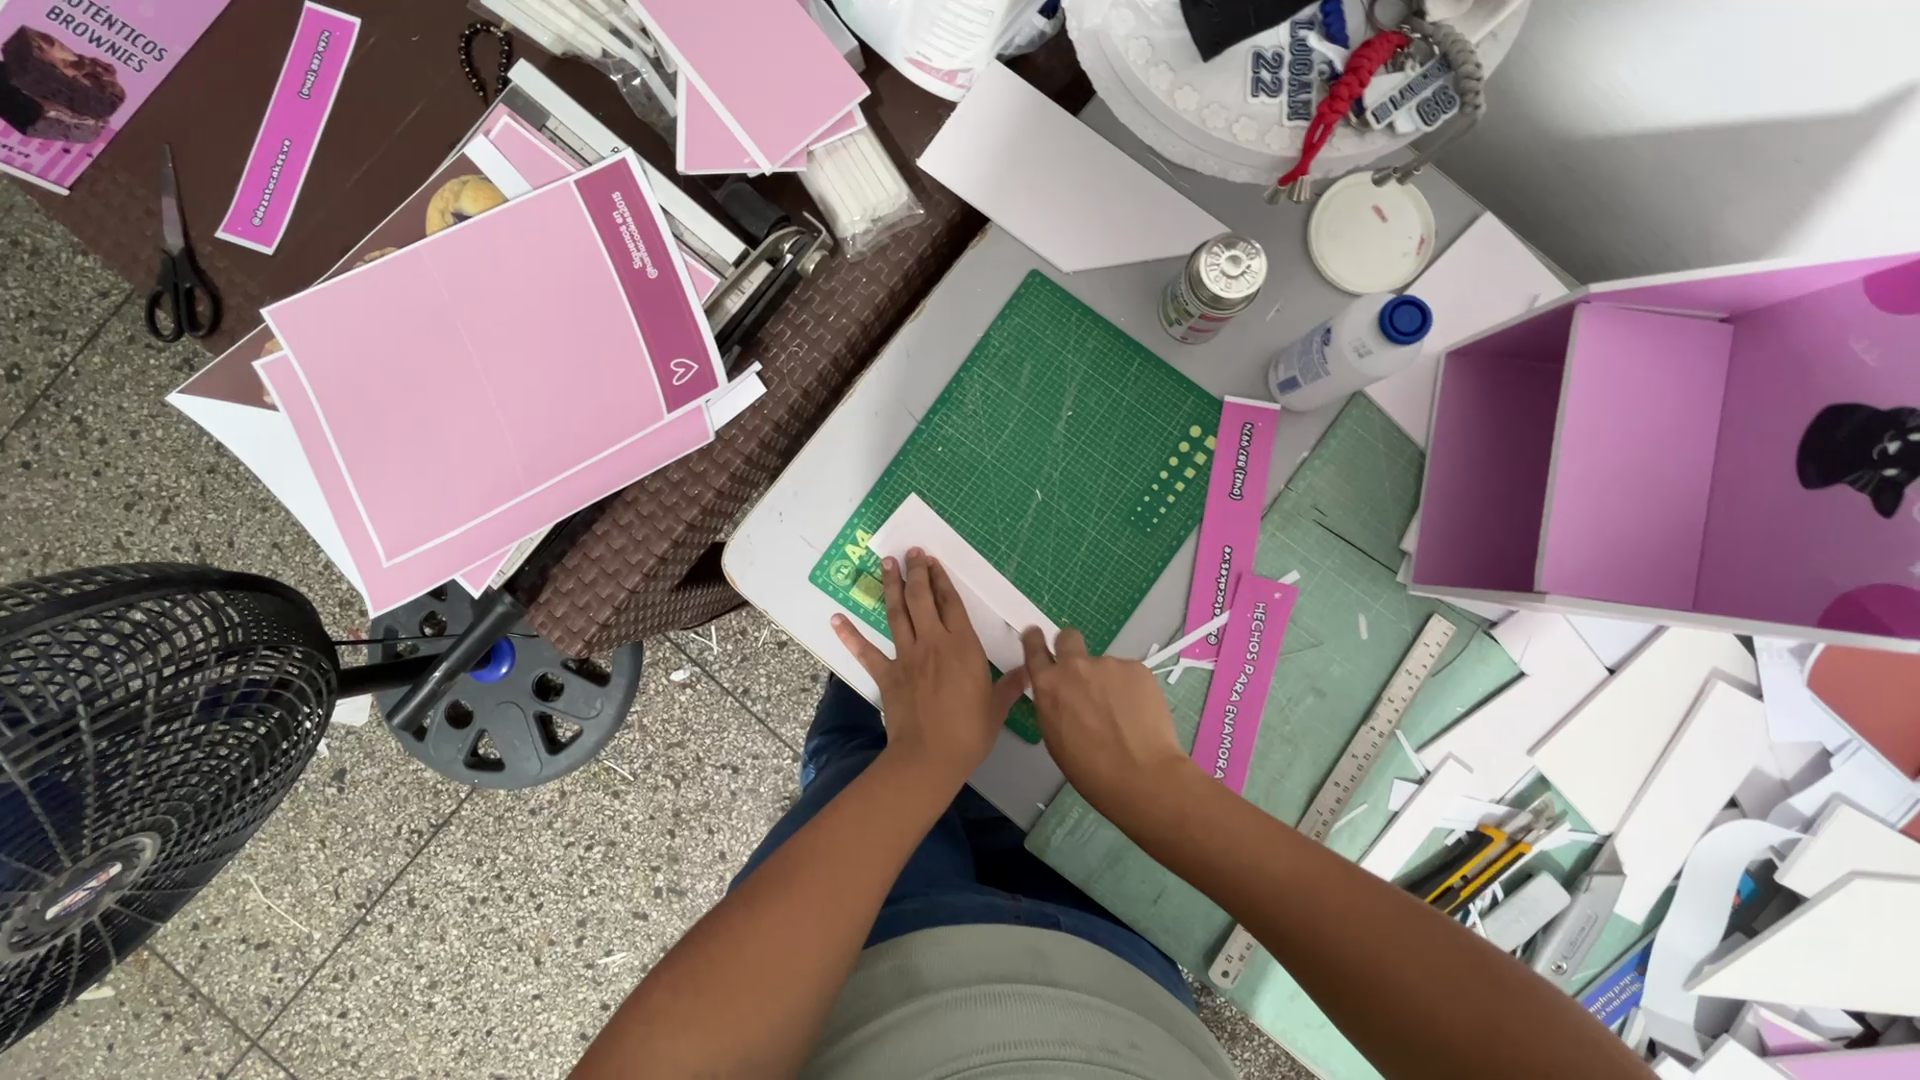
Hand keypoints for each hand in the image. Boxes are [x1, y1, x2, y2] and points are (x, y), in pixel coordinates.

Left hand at [833, 549, 1027, 788]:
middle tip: (911, 552)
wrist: (929, 757)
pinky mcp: (887, 675)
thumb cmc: (969, 733)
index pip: (951, 604)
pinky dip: (850, 635)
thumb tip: (1029, 671)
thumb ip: (1011, 686)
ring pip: (897, 614)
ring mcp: (907, 657)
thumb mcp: (996, 708)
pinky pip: (866, 652)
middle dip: (916, 572)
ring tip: (886, 564)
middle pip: (922, 599)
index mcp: (963, 647)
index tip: (934, 561)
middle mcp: (934, 643)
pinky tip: (836, 618)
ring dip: (891, 587)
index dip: (942, 580)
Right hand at [1020, 627, 1192, 814]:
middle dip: (1070, 647)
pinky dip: (1131, 689)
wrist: (1140, 774)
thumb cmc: (1090, 768)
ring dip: (1108, 681)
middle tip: (1082, 672)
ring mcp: (1109, 664)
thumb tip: (1063, 696)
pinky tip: (1138, 714)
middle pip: (1068, 636)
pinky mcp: (1138, 668)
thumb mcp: (1054, 736)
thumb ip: (1053, 704)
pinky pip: (1129, 674)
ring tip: (1122, 713)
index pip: (1034, 648)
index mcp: (1048, 685)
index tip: (1036, 635)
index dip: (1035, 640)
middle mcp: (1075, 666)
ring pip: (1104, 665)